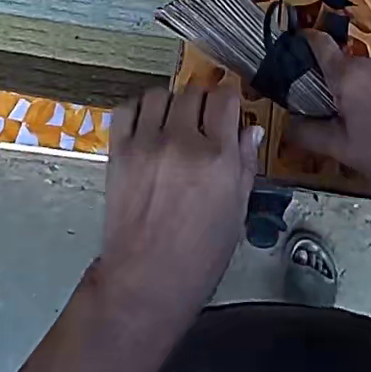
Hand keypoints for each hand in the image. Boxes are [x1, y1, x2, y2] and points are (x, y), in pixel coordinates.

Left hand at [95, 84, 262, 320]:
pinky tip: (146, 126)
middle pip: (193, 92)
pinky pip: (126, 108)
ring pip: (160, 94)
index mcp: (216, 158)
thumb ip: (245, 164)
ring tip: (173, 122)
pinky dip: (138, 110)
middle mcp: (181, 142)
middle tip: (202, 118)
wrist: (147, 279)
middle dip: (202, 101)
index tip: (227, 105)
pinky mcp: (119, 150)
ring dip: (170, 103)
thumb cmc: (198, 254)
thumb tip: (251, 130)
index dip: (229, 98)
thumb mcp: (237, 211)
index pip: (225, 98)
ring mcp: (147, 143)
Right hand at [286, 29, 370, 191]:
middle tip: (312, 105)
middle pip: (334, 62)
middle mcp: (365, 64)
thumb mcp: (340, 148)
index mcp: (346, 73)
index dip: (302, 41)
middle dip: (322, 79)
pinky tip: (365, 121)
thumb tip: (286, 124)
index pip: (318, 42)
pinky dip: (361, 94)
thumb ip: (307, 133)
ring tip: (339, 118)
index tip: (288, 52)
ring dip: (343, 89)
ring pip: (353, 73)